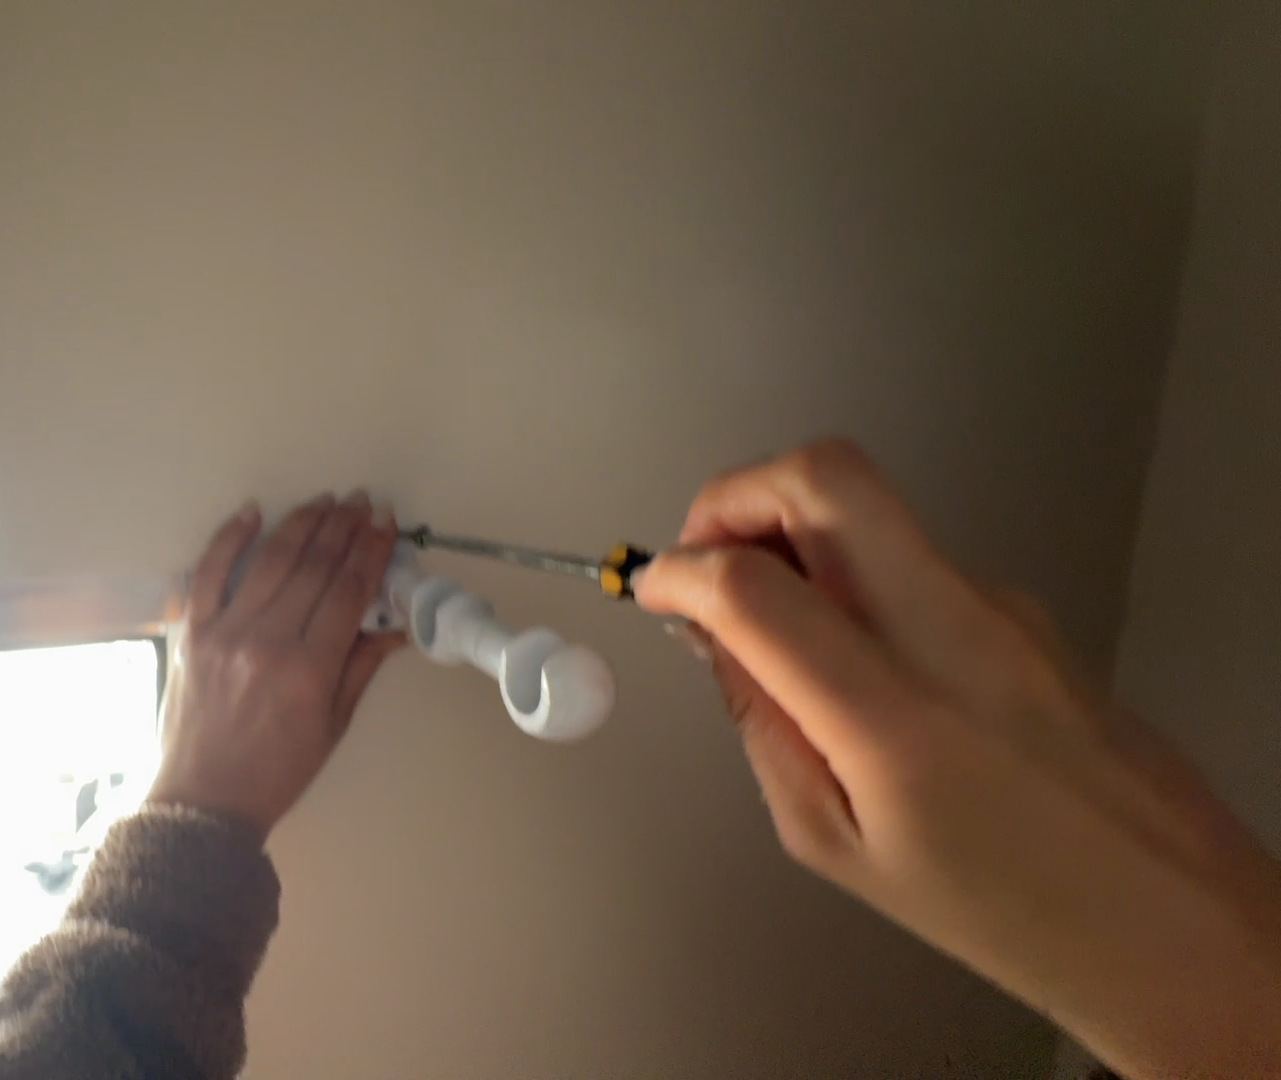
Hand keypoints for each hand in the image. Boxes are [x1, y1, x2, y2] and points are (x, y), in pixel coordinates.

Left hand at [148, 492, 405, 837]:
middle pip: (314, 567)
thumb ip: (362, 667)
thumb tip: (396, 623)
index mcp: (309, 669)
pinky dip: (229, 537)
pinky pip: (209, 572)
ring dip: (301, 523)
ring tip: (325, 501)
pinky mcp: (192, 631)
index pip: (348, 591)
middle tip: (362, 501)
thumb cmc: (278, 769)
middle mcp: (267, 640)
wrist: (204, 800)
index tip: (386, 521)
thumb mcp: (333, 725)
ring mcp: (224, 631)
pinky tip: (252, 511)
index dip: (371, 550)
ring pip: (271, 561)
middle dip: (343, 528)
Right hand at [637, 440, 1280, 1079]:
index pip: (756, 588)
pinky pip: (891, 548)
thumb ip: (756, 719)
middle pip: (824, 478)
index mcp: (893, 716)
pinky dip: (827, 563)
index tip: (651, 589)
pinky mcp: (1017, 602)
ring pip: (858, 502)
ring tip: (755, 611)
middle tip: (699, 553)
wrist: (1191, 933)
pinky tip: (825, 637)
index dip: (678, 570)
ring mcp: (997, 604)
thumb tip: (710, 634)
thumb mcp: (825, 835)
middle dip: (729, 495)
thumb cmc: (996, 908)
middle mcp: (955, 633)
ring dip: (776, 529)